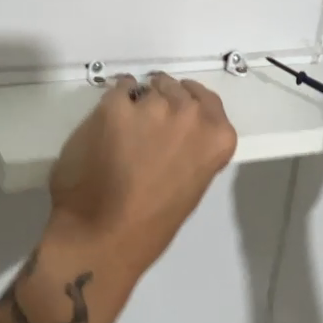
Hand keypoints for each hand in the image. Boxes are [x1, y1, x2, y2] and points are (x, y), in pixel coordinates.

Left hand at [45, 73, 237, 281]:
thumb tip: (172, 133)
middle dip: (162, 99)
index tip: (176, 110)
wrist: (105, 236)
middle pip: (177, 88)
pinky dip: (114, 102)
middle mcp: (190, 114)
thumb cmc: (153, 222)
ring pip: (147, 86)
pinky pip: (118, 89)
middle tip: (145, 123)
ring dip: (138, 100)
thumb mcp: (192, 183)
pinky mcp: (114, 106)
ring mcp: (152, 107)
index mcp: (216, 138)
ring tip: (124, 126)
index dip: (189, 102)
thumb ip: (190, 149)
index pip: (208, 101)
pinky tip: (106, 122)